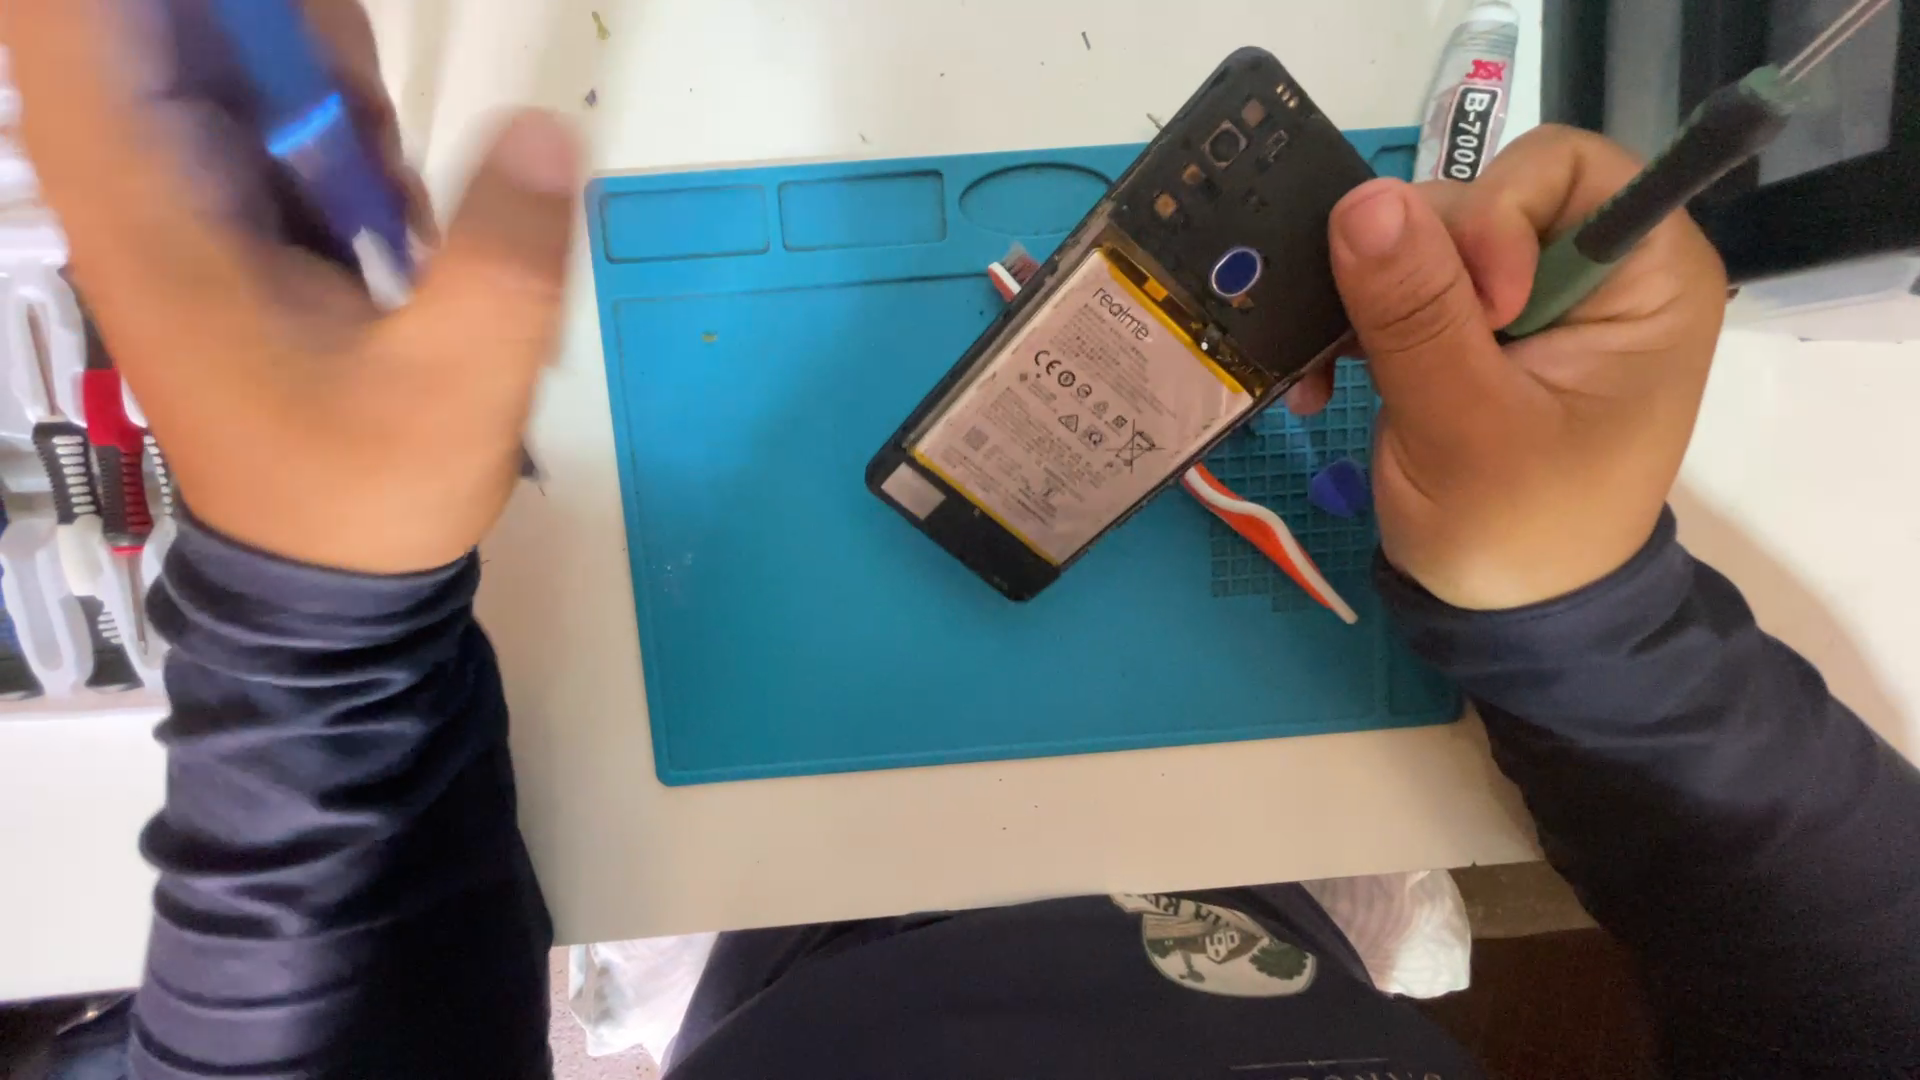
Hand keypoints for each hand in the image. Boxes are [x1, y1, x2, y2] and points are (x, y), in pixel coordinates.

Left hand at [4, 0, 580, 573]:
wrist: (338, 576)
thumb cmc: (375, 485)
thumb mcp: (458, 378)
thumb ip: (504, 255)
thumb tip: (549, 128)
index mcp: (150, 201)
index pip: (90, 15)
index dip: (214, 7)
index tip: (321, 42)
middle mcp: (146, 187)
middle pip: (174, 32)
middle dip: (292, 43)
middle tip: (387, 125)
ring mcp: (198, 218)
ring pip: (236, 82)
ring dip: (331, 102)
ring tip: (405, 200)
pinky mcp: (249, 250)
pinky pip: (281, 149)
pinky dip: (349, 155)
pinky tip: (406, 229)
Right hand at [1287, 126, 1726, 610]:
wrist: (1497, 608)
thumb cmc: (1509, 527)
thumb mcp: (1462, 422)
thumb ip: (1415, 313)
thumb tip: (1360, 201)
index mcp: (1636, 281)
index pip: (1558, 173)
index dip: (1491, 219)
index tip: (1464, 311)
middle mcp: (1577, 277)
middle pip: (1473, 207)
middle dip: (1399, 269)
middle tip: (1357, 343)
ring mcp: (1512, 310)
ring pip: (1417, 253)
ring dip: (1356, 306)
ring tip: (1320, 374)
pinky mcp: (1459, 342)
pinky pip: (1392, 300)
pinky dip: (1348, 333)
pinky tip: (1320, 381)